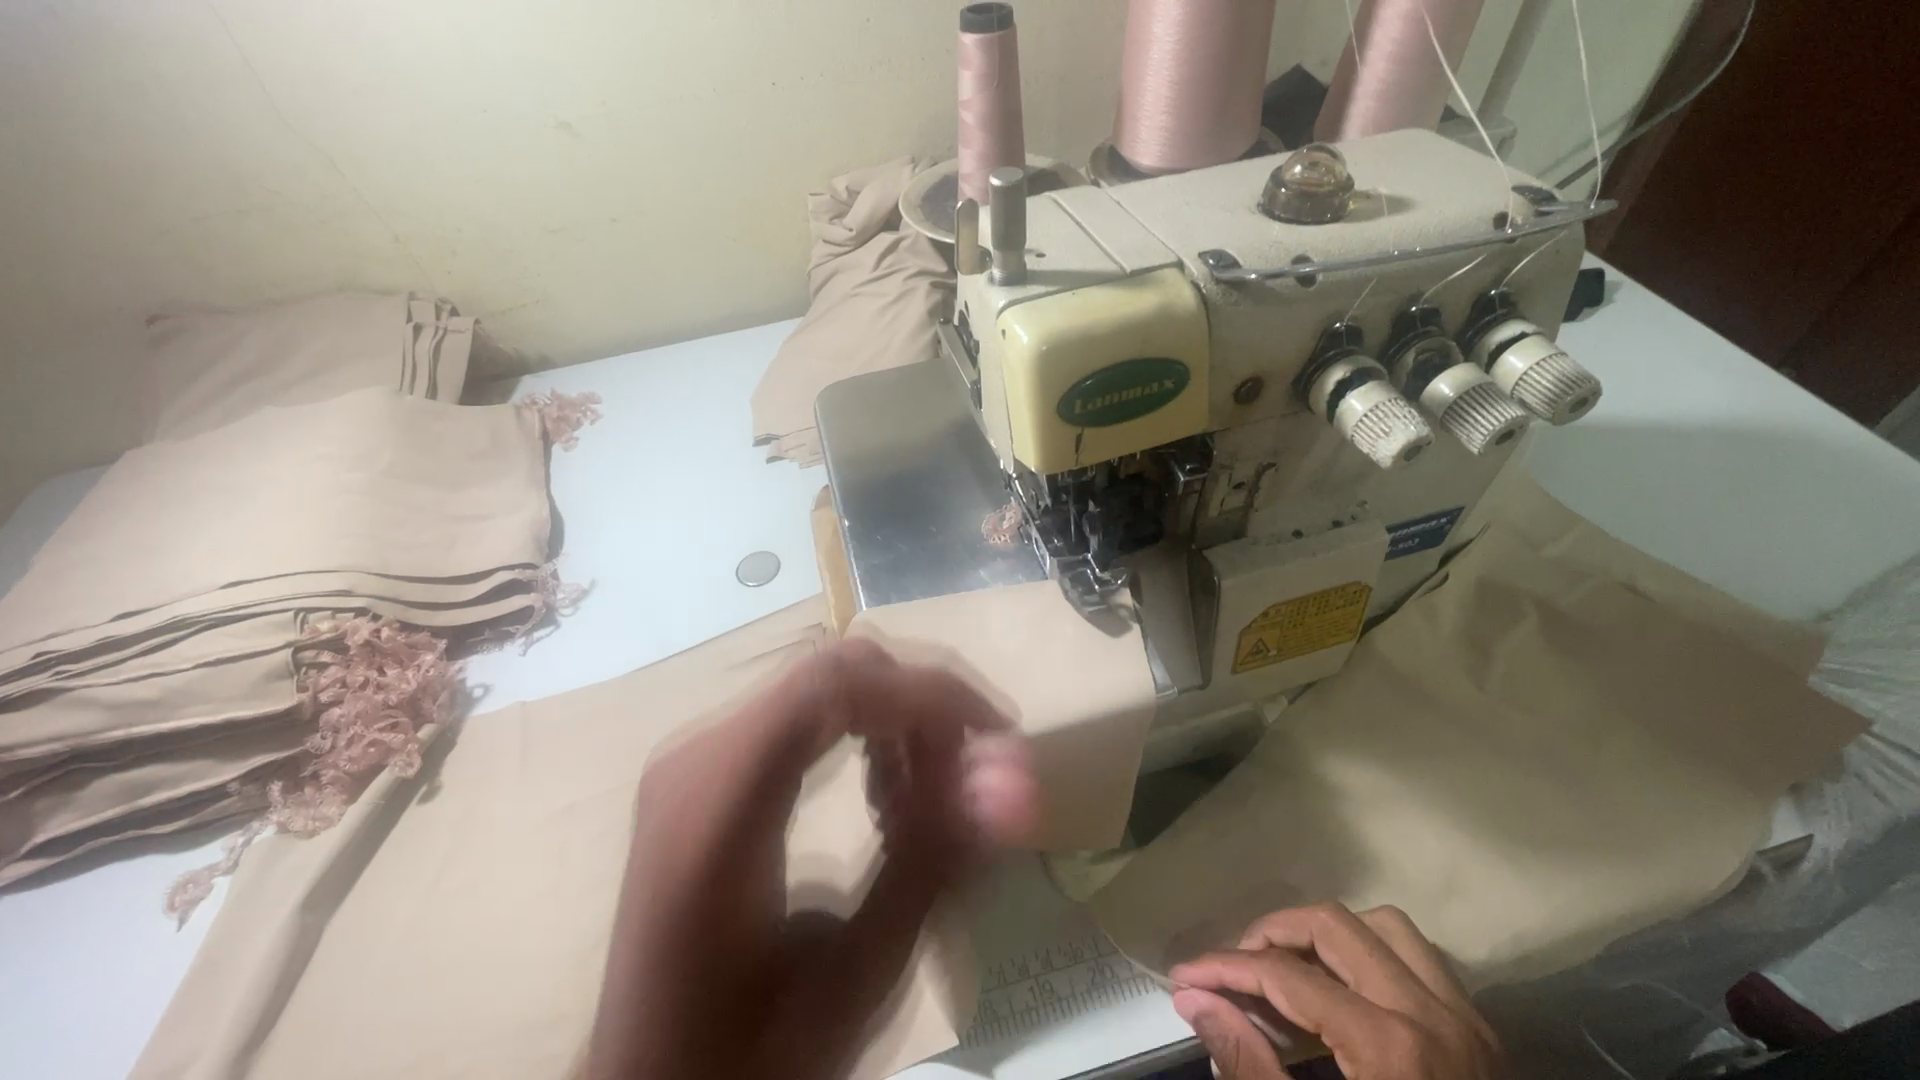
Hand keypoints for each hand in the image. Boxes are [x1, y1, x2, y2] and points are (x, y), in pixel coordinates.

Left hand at [585, 638, 1037, 1079]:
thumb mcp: (854, 970)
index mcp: (716, 800)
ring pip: (823, 687)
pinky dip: (862, 738)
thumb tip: (1013, 779)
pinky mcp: (707, 770)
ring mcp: (696, 756)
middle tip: (970, 785)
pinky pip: (800, 716)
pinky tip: (882, 802)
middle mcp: (697, 753)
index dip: (930, 694)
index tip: (1000, 736)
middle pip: (834, 673)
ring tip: (926, 808)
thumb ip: (933, 862)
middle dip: (921, 710)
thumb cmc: (746, 1047)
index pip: (836, 687)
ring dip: (896, 725)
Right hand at [1169, 904, 1501, 1079]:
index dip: (1224, 969)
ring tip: (1293, 967)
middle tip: (1237, 968)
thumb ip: (1248, 1063)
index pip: (1285, 975)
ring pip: (1386, 926)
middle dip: (1272, 933)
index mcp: (1388, 1046)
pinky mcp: (1482, 1033)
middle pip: (1333, 924)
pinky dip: (1374, 953)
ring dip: (1330, 935)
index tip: (1185, 976)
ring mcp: (1465, 1020)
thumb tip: (1195, 999)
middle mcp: (1431, 1014)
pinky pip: (1422, 957)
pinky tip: (1347, 990)